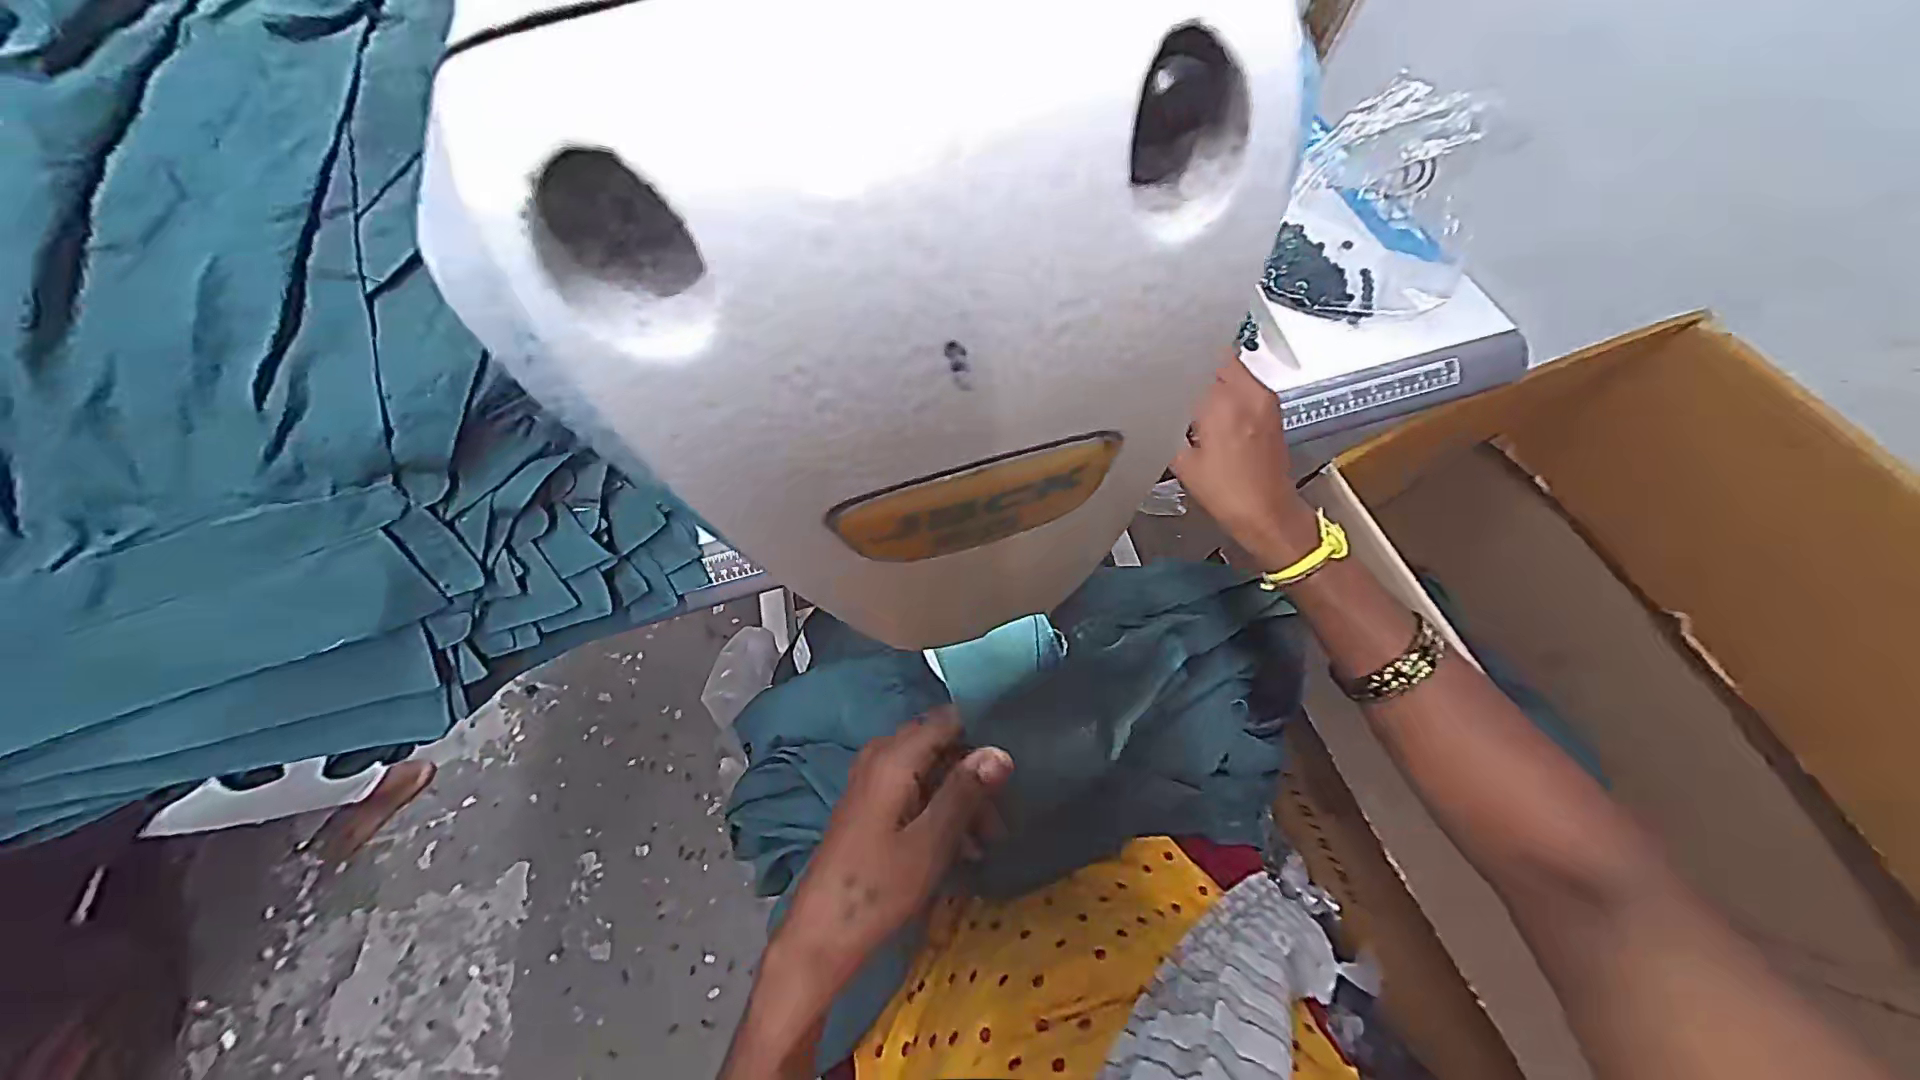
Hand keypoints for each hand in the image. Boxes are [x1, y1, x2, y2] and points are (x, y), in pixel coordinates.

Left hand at [723, 709, 1011, 1079]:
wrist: (821, 935)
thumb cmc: (879, 888)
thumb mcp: (932, 841)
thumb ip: (965, 791)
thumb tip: (1001, 751)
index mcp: (894, 756)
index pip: (947, 719)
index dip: (982, 731)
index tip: (1012, 758)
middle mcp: (880, 755)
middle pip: (940, 743)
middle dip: (974, 771)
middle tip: (1001, 814)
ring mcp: (872, 779)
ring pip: (929, 768)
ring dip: (960, 795)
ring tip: (986, 840)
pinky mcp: (870, 803)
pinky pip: (914, 787)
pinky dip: (939, 807)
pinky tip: (960, 846)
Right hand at [1173, 355, 1319, 566]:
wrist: (1268, 512)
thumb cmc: (1228, 495)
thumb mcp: (1183, 462)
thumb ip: (1169, 426)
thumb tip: (1155, 406)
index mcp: (1224, 404)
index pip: (1194, 363)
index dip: (1171, 363)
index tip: (1155, 367)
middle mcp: (1249, 393)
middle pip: (1216, 357)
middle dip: (1191, 363)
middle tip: (1168, 375)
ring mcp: (1264, 399)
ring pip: (1231, 367)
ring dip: (1208, 374)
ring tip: (1185, 390)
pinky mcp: (1270, 408)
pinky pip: (1243, 383)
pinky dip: (1224, 387)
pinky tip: (1207, 406)